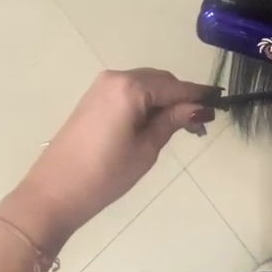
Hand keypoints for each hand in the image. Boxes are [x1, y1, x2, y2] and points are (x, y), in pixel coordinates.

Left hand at [0, 69, 213, 253]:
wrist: (52, 194)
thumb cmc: (104, 175)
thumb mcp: (146, 150)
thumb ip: (172, 122)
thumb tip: (199, 108)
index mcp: (131, 87)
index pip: (174, 86)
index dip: (198, 95)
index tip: (220, 103)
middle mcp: (117, 77)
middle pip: (160, 81)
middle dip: (181, 98)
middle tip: (200, 124)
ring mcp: (102, 85)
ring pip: (145, 85)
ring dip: (164, 101)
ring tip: (181, 127)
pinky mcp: (93, 98)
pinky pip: (129, 92)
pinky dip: (146, 103)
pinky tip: (156, 122)